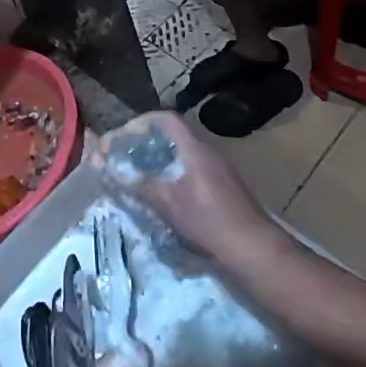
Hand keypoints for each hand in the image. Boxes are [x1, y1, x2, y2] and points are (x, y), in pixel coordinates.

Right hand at [92, 113, 281, 266]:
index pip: (167, 119)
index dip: (143, 122)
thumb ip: (141, 184)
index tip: (123, 136)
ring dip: (159, 161)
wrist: (253, 247)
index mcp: (195, 149)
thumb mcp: (169, 204)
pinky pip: (192, 170)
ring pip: (182, 155)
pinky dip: (173, 175)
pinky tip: (163, 195)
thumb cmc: (210, 221)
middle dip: (147, 144)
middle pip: (173, 137)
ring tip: (138, 177)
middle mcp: (208, 152)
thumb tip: (112, 169)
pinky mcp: (223, 186)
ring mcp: (218, 169)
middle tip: (125, 159)